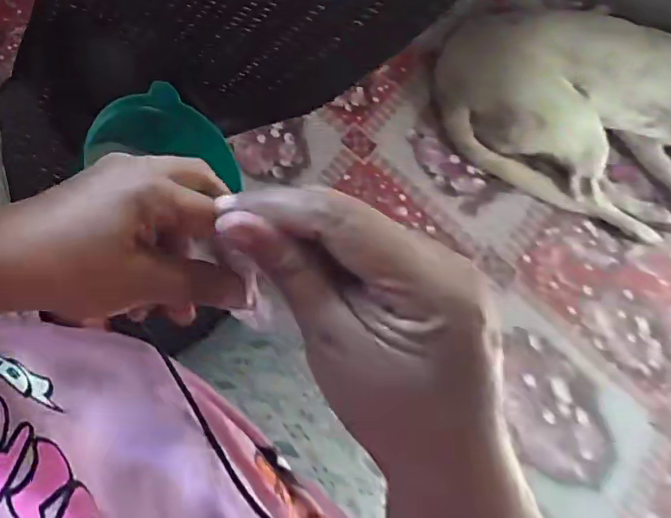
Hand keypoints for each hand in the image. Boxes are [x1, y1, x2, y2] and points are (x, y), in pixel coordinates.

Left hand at [0, 153, 247, 325]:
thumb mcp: (143, 282)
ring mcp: (110, 178)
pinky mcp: (91, 194)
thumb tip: (245, 291)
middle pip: (193, 193)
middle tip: (214, 283)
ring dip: (174, 257)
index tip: (247, 291)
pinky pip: (135, 215)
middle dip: (207, 241)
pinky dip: (147, 249)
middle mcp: (135, 168)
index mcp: (153, 182)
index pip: (216, 209)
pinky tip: (138, 296)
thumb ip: (200, 283)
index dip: (237, 250)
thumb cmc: (77, 267)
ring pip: (163, 210)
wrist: (3, 259)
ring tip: (170, 312)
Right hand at [214, 188, 535, 517]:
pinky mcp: (424, 265)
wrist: (450, 464)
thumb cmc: (390, 414)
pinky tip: (285, 245)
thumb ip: (287, 270)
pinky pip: (358, 234)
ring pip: (347, 216)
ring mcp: (437, 258)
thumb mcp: (330, 340)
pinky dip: (316, 236)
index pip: (339, 217)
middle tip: (226, 221)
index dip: (276, 206)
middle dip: (281, 210)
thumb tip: (232, 220)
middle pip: (343, 211)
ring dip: (294, 220)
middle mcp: (444, 256)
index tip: (220, 211)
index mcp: (433, 282)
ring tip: (247, 231)